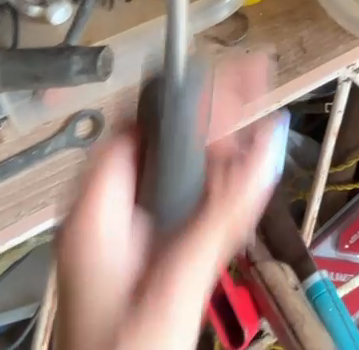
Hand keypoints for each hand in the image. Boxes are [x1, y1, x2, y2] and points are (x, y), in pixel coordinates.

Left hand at [53, 54, 285, 349]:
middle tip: (256, 80)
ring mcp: (127, 237)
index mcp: (94, 213)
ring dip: (220, 141)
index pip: (137, 124)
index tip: (230, 73)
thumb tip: (265, 146)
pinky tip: (246, 169)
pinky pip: (185, 200)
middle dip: (212, 108)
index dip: (185, 93)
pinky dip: (217, 181)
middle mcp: (107, 216)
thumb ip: (221, 215)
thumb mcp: (174, 284)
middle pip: (161, 139)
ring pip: (175, 168)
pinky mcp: (148, 256)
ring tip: (259, 114)